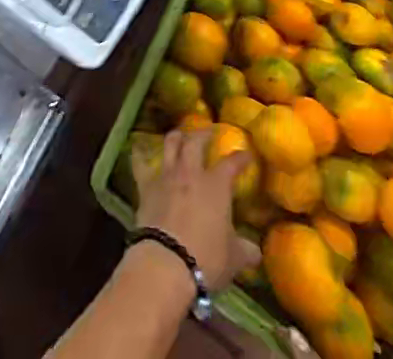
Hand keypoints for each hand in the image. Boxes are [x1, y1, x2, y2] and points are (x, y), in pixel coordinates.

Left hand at [132, 128, 261, 290]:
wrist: (166, 261)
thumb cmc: (206, 257)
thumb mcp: (234, 258)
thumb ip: (245, 250)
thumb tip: (254, 252)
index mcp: (216, 186)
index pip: (231, 164)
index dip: (240, 157)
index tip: (246, 153)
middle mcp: (190, 174)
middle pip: (195, 142)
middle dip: (202, 133)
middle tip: (207, 130)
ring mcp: (165, 177)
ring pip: (169, 145)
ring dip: (176, 137)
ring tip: (179, 134)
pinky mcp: (145, 186)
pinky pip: (140, 164)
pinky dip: (140, 155)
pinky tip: (137, 148)